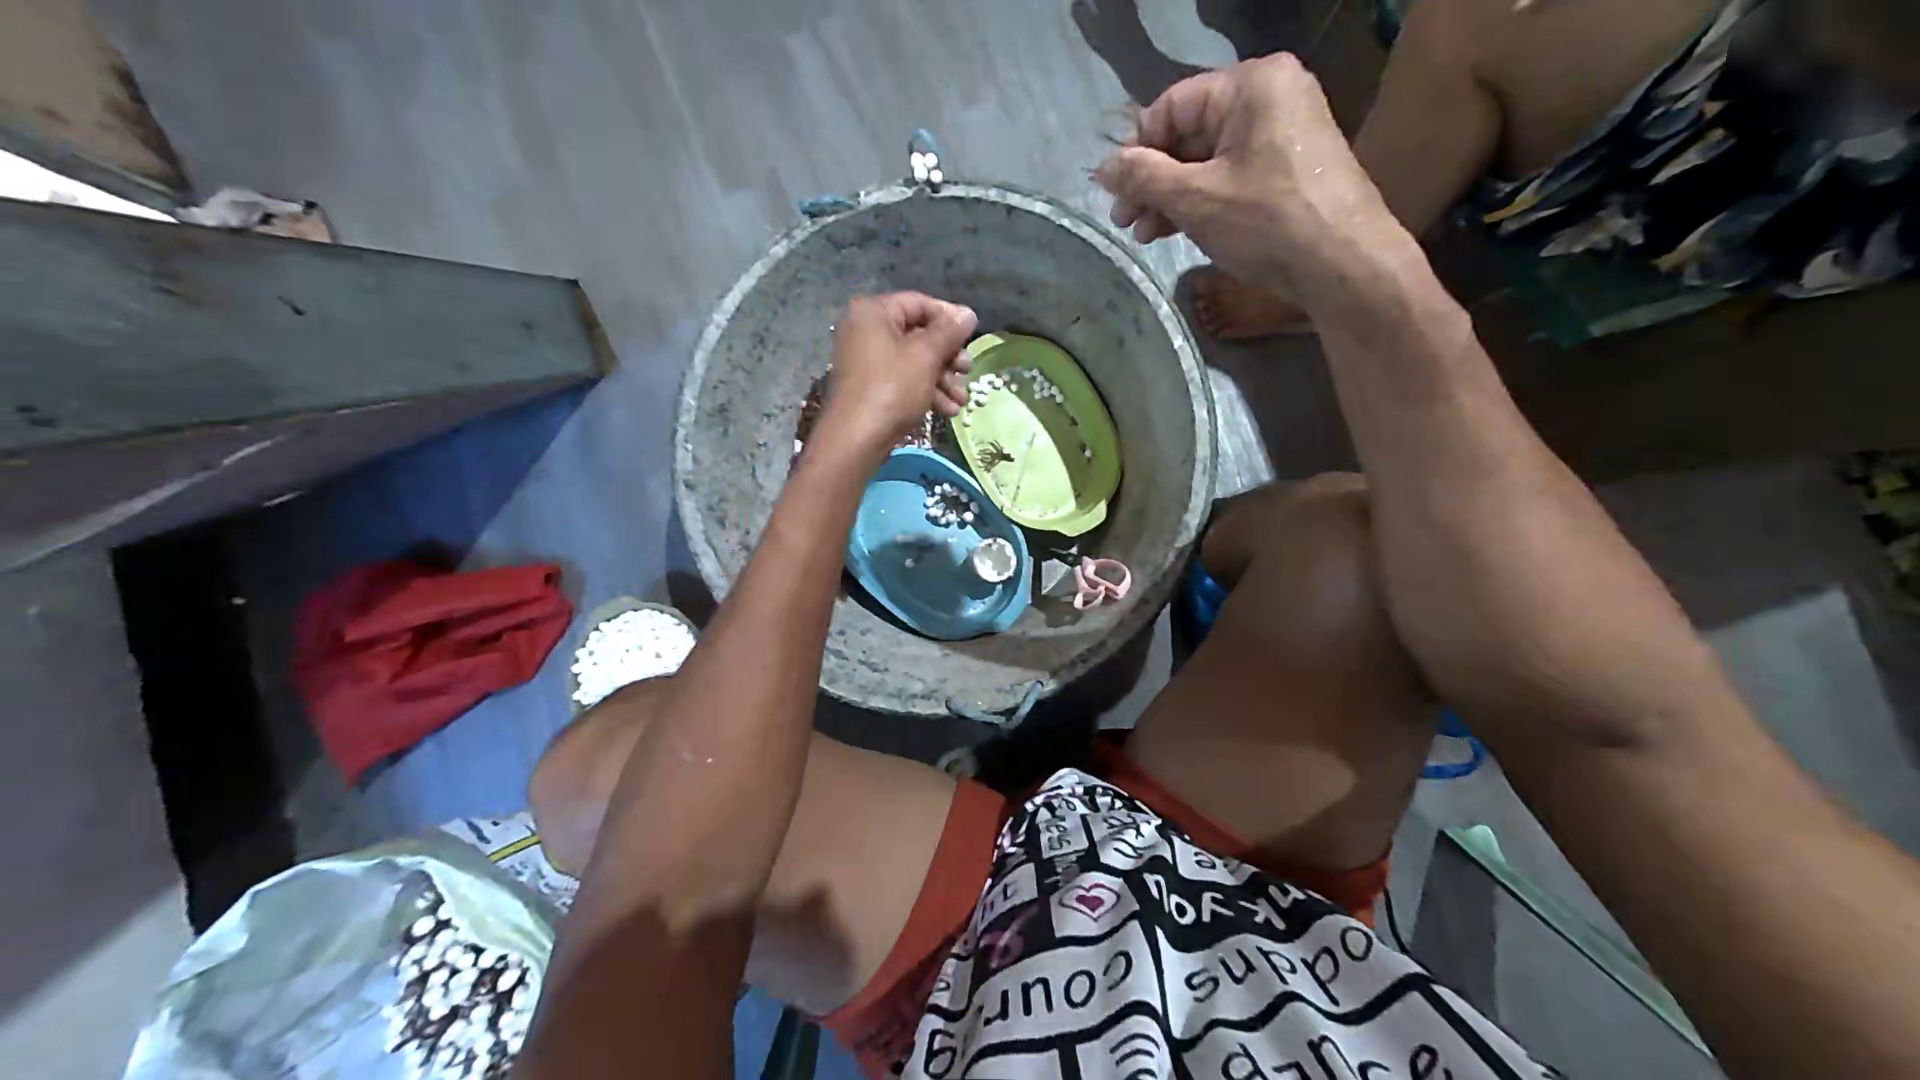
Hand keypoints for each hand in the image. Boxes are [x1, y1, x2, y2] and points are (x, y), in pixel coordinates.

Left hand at [818, 292, 977, 455]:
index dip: (950, 318)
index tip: (972, 336)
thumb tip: (968, 314)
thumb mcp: (926, 357)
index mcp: (874, 312)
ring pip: (913, 361)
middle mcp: (866, 330)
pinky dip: (925, 391)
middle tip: (967, 371)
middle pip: (918, 334)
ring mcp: (866, 360)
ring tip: (961, 400)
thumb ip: (949, 332)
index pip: (920, 303)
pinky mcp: (869, 386)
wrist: (855, 440)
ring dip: (941, 379)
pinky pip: (902, 379)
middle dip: (947, 356)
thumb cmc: (891, 389)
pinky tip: (947, 410)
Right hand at [1094, 55, 1413, 296]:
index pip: (1170, 107)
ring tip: (1146, 235)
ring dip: (1170, 198)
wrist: (1343, 265)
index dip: (1137, 152)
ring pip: (1206, 161)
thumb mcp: (1195, 199)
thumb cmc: (1267, 223)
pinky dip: (1200, 202)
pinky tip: (1174, 231)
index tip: (1116, 196)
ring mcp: (1282, 132)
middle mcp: (1270, 96)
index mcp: (1251, 85)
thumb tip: (1102, 167)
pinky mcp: (1287, 168)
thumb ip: (1142, 178)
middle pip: (1188, 135)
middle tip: (1126, 222)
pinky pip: (1229, 176)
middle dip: (1152, 182)